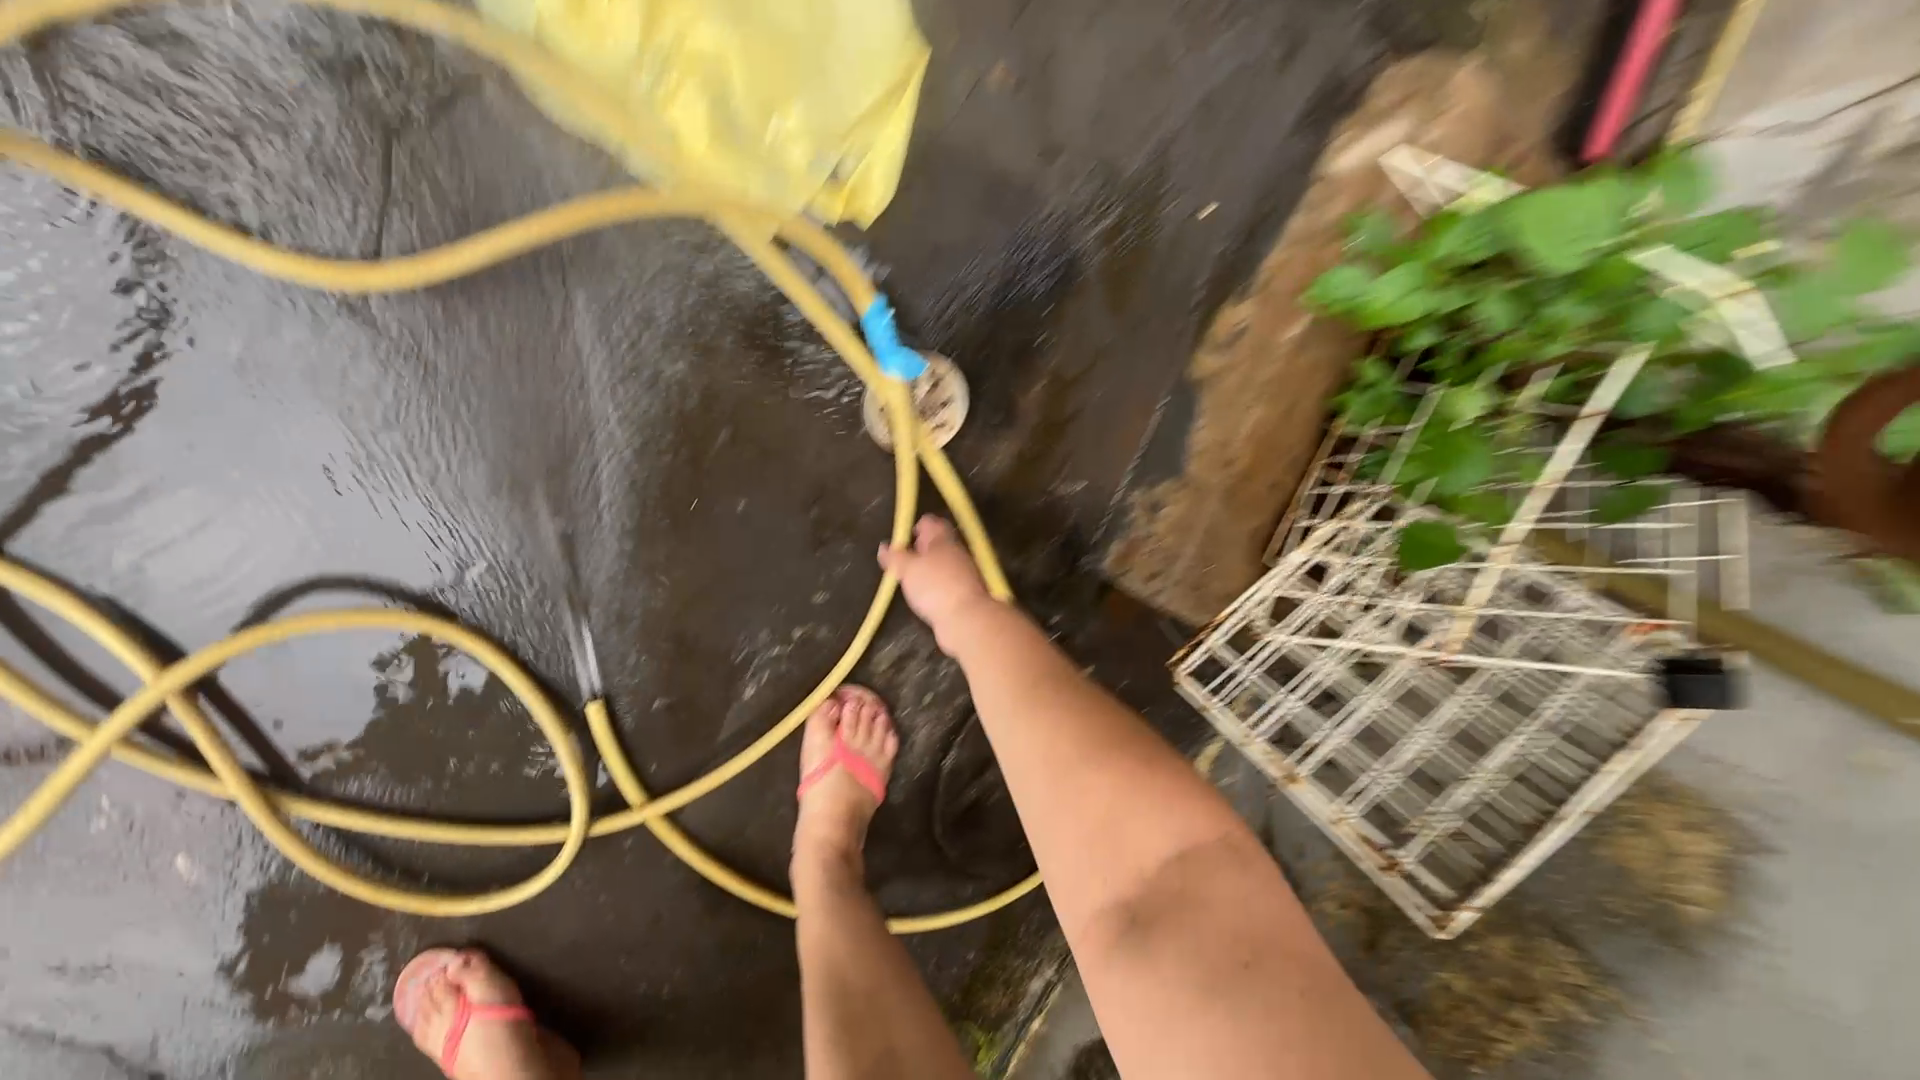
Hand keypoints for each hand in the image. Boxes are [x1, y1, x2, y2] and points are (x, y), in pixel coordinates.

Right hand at [877, 516, 997, 643]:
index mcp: (943, 540)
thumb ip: (894, 557)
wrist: (966, 618)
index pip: (932, 523)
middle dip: (921, 548)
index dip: (918, 525)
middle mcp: (956, 553)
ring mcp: (963, 574)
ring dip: (928, 568)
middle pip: (938, 543)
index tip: (905, 535)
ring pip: (942, 564)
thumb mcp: (907, 568)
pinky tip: (924, 594)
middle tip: (905, 555)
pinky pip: (945, 582)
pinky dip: (934, 584)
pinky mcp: (964, 593)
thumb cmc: (934, 586)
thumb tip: (884, 546)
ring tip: (910, 576)